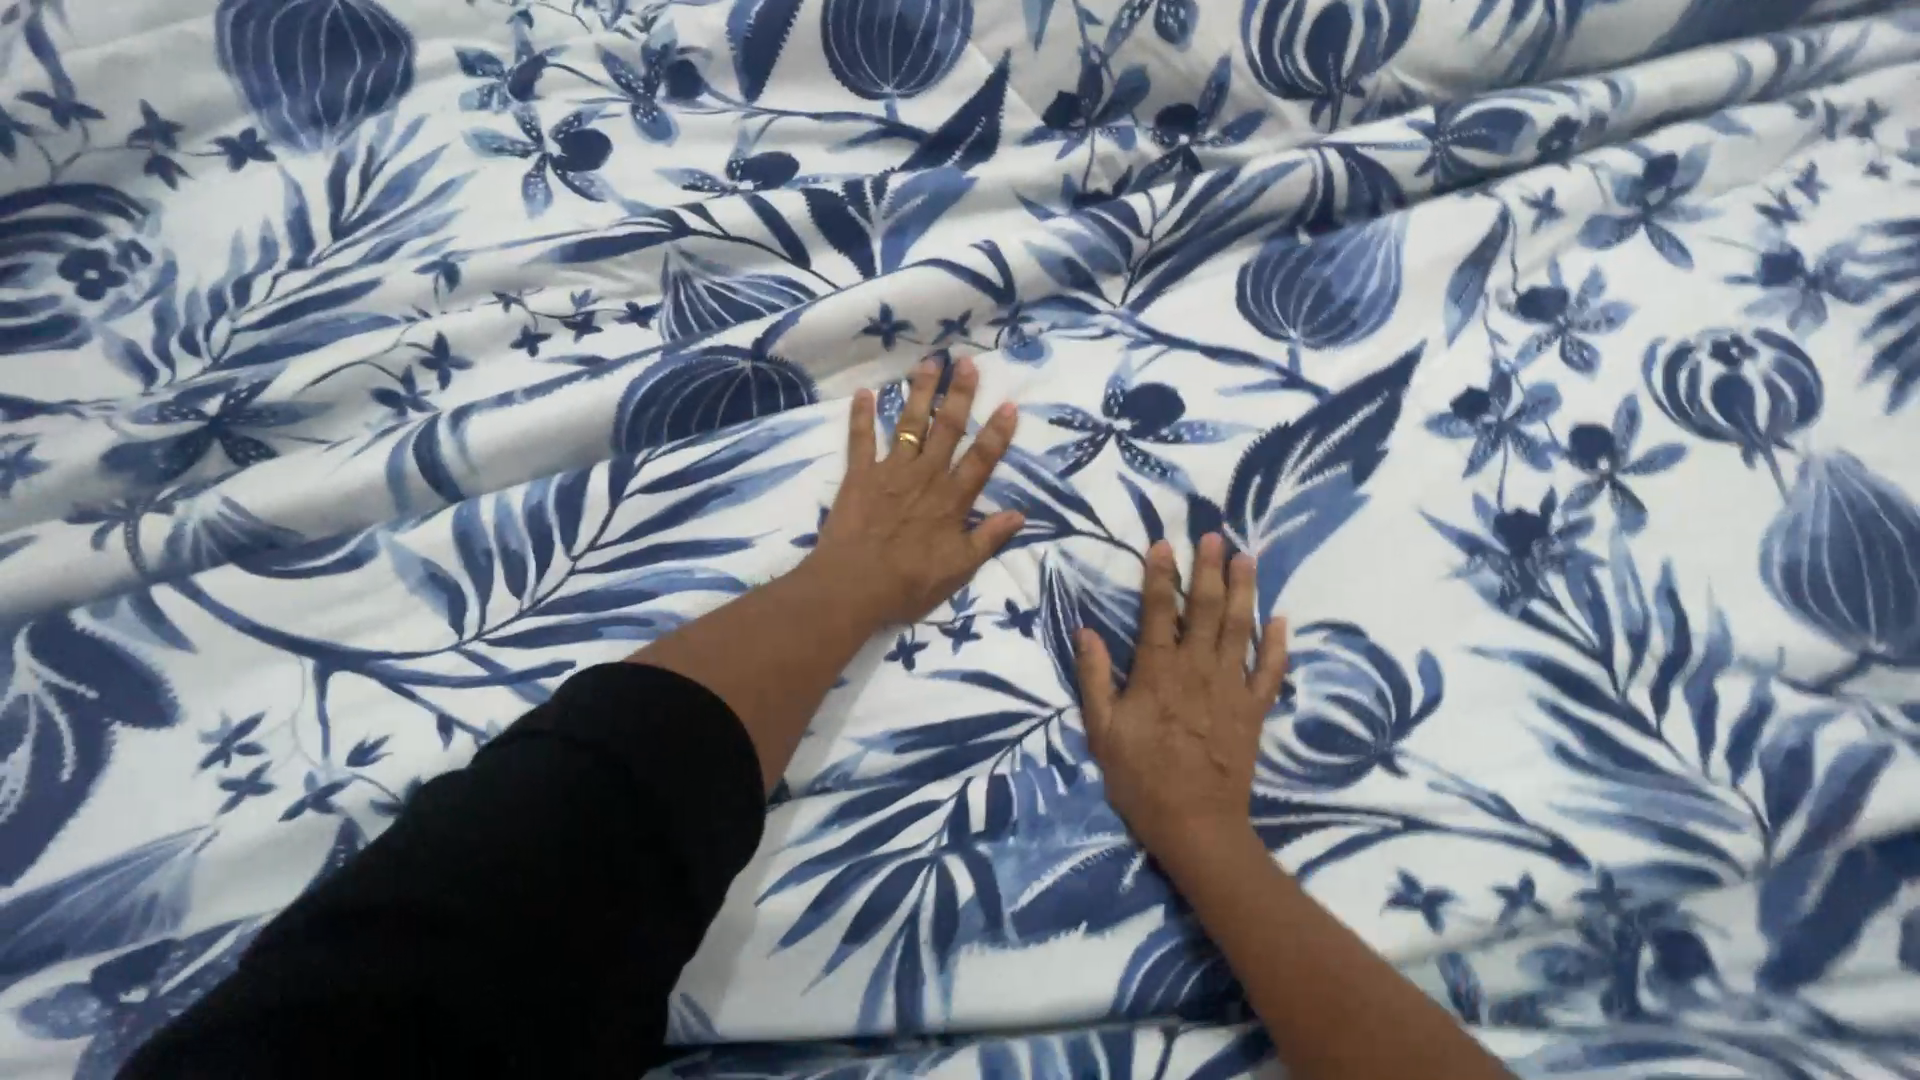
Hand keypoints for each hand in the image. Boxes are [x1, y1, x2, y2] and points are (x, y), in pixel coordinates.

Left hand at [803, 355, 1024, 625]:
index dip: (997, 432)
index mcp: (952, 499)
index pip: (981, 459)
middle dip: (958, 394)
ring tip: (929, 362)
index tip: (1009, 404)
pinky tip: (864, 392)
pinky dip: (861, 415)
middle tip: (966, 362)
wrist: (853, 585)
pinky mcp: (858, 475)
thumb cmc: (909, 583)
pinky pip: (860, 439)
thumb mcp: (959, 569)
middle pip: (946, 428)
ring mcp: (890, 471)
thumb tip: (1020, 515)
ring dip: (920, 392)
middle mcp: (925, 476)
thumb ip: (989, 538)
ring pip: (909, 424)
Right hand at [1074, 535, 1288, 856]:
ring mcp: (1232, 688)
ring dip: (1245, 590)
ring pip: (1240, 629)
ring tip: (1247, 557)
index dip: (1160, 576)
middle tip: (1214, 536)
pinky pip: (1271, 670)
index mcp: (1158, 672)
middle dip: (1209, 569)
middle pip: (1206, 609)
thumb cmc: (1140, 777)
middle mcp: (1198, 670)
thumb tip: (1085, 631)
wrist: (1194, 822)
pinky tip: (1281, 618)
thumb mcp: (1102, 730)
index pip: (1158, 612)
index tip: (1163, 544)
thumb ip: (1093, 678)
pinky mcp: (1254, 709)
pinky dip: (1278, 643)